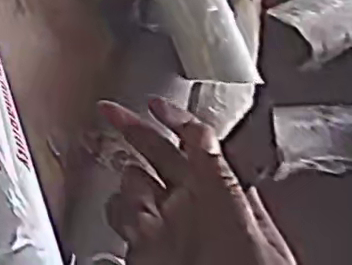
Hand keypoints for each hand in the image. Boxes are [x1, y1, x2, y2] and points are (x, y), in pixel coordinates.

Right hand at [100, 98, 296, 264]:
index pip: (196, 146)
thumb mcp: (242, 229)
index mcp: (222, 199)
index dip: (174, 120)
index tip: (153, 103)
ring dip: (131, 191)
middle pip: (156, 155)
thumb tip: (200, 129)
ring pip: (132, 185)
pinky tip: (137, 234)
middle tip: (108, 111)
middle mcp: (193, 210)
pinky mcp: (145, 249)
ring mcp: (168, 230)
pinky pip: (120, 217)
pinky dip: (122, 218)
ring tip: (145, 215)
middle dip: (132, 130)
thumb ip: (218, 177)